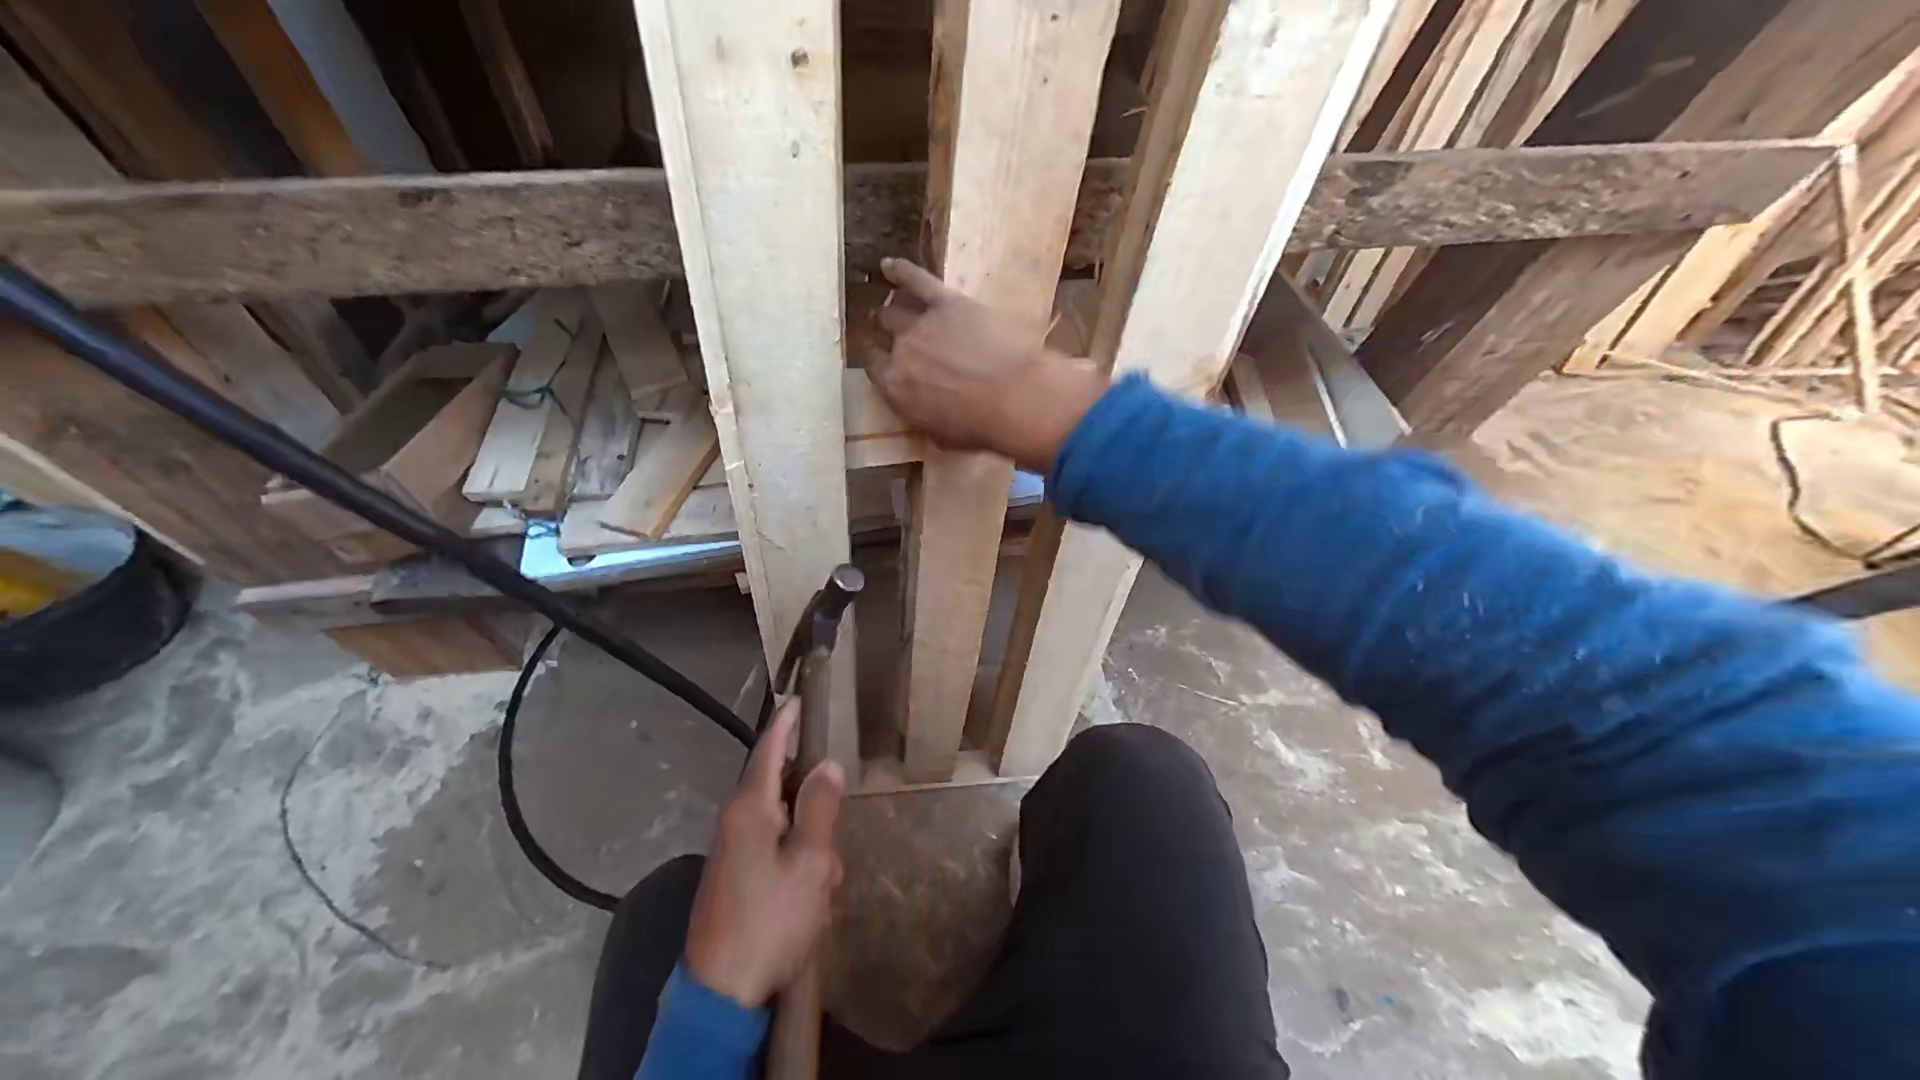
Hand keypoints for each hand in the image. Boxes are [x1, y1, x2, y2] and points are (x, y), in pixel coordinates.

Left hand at [684, 698, 845, 1007]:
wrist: (721, 993)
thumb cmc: (770, 919)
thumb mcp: (809, 863)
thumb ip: (820, 809)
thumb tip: (827, 765)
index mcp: (750, 809)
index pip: (769, 750)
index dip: (785, 723)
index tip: (797, 699)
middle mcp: (736, 821)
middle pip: (781, 789)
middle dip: (813, 806)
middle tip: (832, 842)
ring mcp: (733, 851)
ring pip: (784, 826)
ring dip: (809, 846)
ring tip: (822, 886)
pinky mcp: (735, 876)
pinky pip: (774, 852)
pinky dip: (796, 865)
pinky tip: (808, 898)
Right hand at [868, 257, 1108, 472]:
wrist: (1014, 398)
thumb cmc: (982, 427)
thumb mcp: (943, 436)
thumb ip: (925, 419)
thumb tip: (925, 416)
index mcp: (896, 389)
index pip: (875, 367)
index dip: (878, 361)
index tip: (881, 359)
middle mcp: (900, 353)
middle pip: (882, 335)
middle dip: (882, 333)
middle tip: (884, 331)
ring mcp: (921, 323)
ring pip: (894, 309)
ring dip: (889, 309)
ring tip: (886, 306)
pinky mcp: (946, 301)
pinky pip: (916, 280)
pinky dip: (901, 271)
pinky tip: (889, 265)